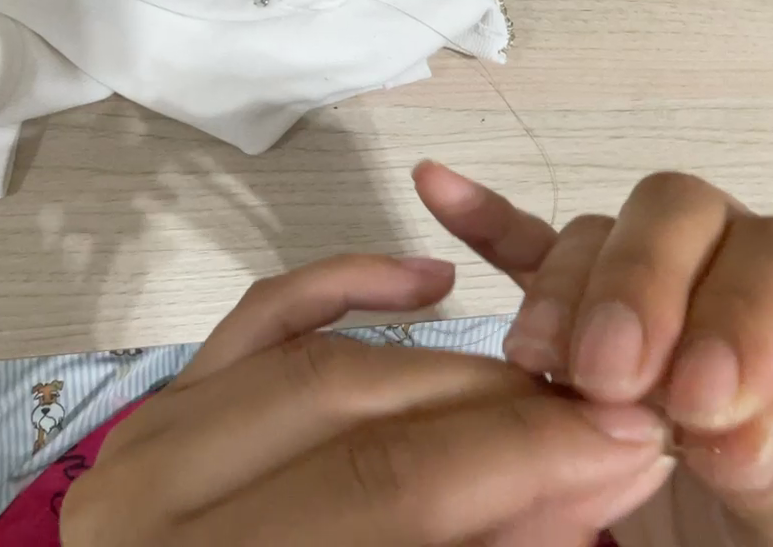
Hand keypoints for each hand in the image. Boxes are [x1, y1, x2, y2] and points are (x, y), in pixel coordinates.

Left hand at [61, 253, 676, 545]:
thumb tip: (588, 479)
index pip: (395, 487)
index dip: (520, 454)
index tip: (622, 433)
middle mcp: (161, 494)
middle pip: (355, 413)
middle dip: (492, 406)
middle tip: (589, 405)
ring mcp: (151, 430)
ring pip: (314, 359)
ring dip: (434, 359)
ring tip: (526, 377)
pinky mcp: (165, 397)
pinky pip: (259, 317)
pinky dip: (341, 284)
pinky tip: (424, 277)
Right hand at [414, 163, 772, 546]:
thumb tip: (724, 429)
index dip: (748, 313)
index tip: (701, 404)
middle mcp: (736, 262)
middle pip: (679, 214)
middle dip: (636, 286)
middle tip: (605, 379)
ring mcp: (647, 269)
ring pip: (595, 234)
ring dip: (561, 290)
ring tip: (538, 366)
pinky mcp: (576, 294)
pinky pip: (524, 244)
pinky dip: (482, 221)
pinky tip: (435, 187)